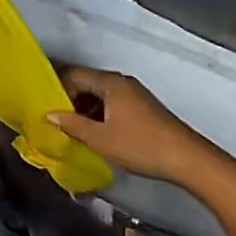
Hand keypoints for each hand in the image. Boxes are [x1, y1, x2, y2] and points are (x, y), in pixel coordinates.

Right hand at [46, 66, 228, 185]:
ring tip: (74, 129)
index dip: (57, 89)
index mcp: (110, 82)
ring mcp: (134, 93)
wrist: (188, 160)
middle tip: (57, 120)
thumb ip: (73, 125)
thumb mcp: (101, 139)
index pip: (74, 75)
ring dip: (85, 108)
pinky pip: (112, 102)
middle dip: (70, 99)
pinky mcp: (143, 107)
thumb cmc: (141, 146)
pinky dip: (100, 113)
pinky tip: (97, 132)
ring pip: (100, 94)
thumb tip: (49, 116)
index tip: (46, 108)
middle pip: (87, 82)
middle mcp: (121, 81)